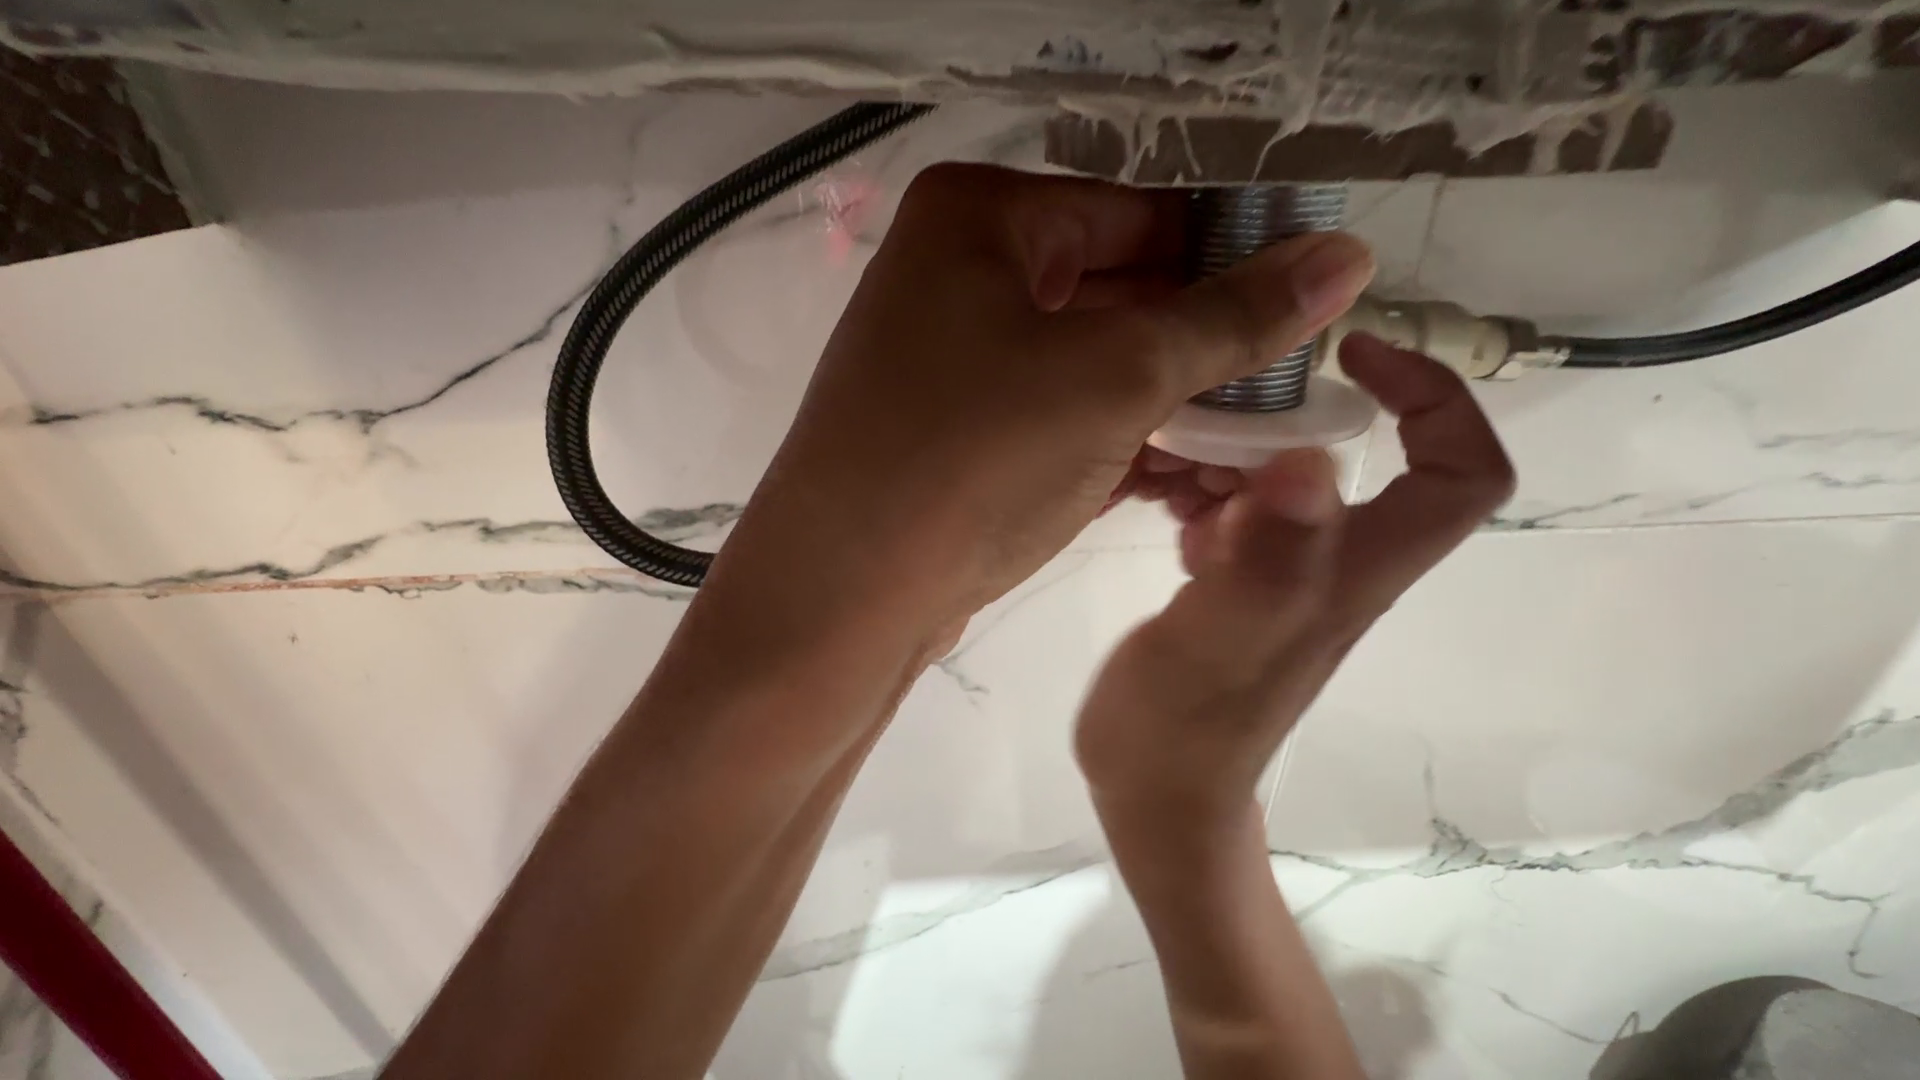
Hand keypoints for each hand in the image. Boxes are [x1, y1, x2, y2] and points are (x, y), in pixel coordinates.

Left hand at [712, 163, 1375, 644]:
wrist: (843, 596)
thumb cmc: (974, 458)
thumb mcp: (1115, 377)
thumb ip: (1232, 319)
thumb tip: (1347, 255)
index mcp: (981, 218)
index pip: (1144, 214)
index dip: (1237, 259)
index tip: (1321, 304)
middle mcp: (960, 274)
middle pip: (1120, 292)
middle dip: (1208, 347)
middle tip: (1299, 390)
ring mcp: (958, 359)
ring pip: (1094, 364)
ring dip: (1174, 405)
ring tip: (1263, 444)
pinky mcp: (964, 434)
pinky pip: (1063, 416)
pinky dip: (1124, 443)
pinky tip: (1195, 479)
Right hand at [1075, 335, 1515, 825]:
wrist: (1157, 793)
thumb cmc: (1183, 730)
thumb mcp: (1215, 642)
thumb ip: (1266, 562)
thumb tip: (1311, 463)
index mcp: (1354, 569)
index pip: (1462, 473)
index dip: (1436, 398)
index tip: (1355, 354)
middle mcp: (1335, 564)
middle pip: (1367, 456)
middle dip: (1300, 410)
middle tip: (1222, 401)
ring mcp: (1287, 576)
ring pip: (1294, 476)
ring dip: (1242, 447)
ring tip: (1173, 454)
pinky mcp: (1242, 585)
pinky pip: (1243, 507)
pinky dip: (1209, 484)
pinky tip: (1161, 501)